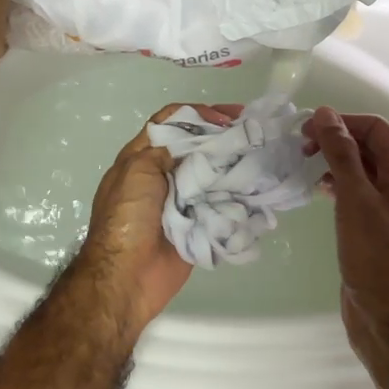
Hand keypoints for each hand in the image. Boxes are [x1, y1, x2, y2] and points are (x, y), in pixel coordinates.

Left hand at [74, 104, 238, 328]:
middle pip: (196, 147)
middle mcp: (162, 175)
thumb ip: (165, 150)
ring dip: (233, 167)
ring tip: (262, 159)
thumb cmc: (127, 217)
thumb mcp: (137, 171)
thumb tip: (195, 146)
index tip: (228, 116)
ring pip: (211, 175)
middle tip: (254, 134)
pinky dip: (236, 198)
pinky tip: (257, 190)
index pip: (172, 122)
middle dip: (223, 139)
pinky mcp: (196, 225)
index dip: (199, 113)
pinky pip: (219, 206)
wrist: (126, 276)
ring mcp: (180, 201)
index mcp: (142, 158)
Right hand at [302, 108, 388, 365]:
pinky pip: (361, 195)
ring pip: (365, 171)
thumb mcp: (356, 199)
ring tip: (306, 167)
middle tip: (302, 147)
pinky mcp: (380, 232)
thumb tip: (326, 114)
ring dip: (337, 162)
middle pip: (372, 146)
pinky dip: (340, 186)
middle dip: (337, 139)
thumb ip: (342, 154)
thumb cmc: (376, 257)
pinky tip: (321, 194)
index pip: (377, 128)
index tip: (307, 131)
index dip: (342, 122)